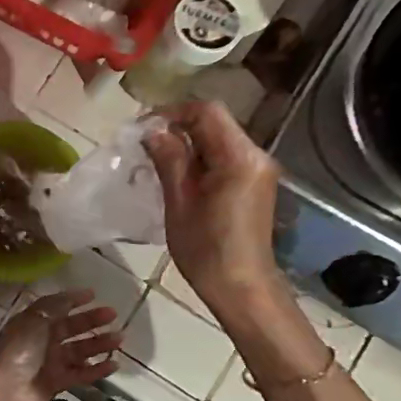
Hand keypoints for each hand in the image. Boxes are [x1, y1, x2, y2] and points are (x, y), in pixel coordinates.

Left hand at [0, 290, 120, 400]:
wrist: (6, 393)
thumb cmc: (17, 352)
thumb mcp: (33, 322)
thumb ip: (53, 308)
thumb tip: (69, 297)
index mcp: (31, 323)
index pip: (54, 307)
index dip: (72, 300)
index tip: (93, 294)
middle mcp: (41, 340)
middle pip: (70, 327)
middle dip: (91, 320)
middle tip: (113, 314)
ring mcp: (50, 362)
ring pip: (79, 350)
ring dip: (99, 344)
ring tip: (119, 339)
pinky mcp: (57, 383)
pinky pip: (81, 374)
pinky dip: (97, 370)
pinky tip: (114, 364)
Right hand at [143, 101, 282, 315]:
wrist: (242, 288)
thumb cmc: (206, 251)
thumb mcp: (180, 204)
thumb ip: (169, 161)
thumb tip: (152, 132)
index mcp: (239, 157)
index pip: (207, 112)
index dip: (172, 112)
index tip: (142, 128)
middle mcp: (255, 155)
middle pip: (215, 123)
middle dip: (178, 127)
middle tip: (144, 145)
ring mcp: (258, 169)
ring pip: (219, 140)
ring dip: (188, 144)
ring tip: (156, 161)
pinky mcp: (255, 184)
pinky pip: (225, 158)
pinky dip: (201, 159)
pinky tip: (178, 177)